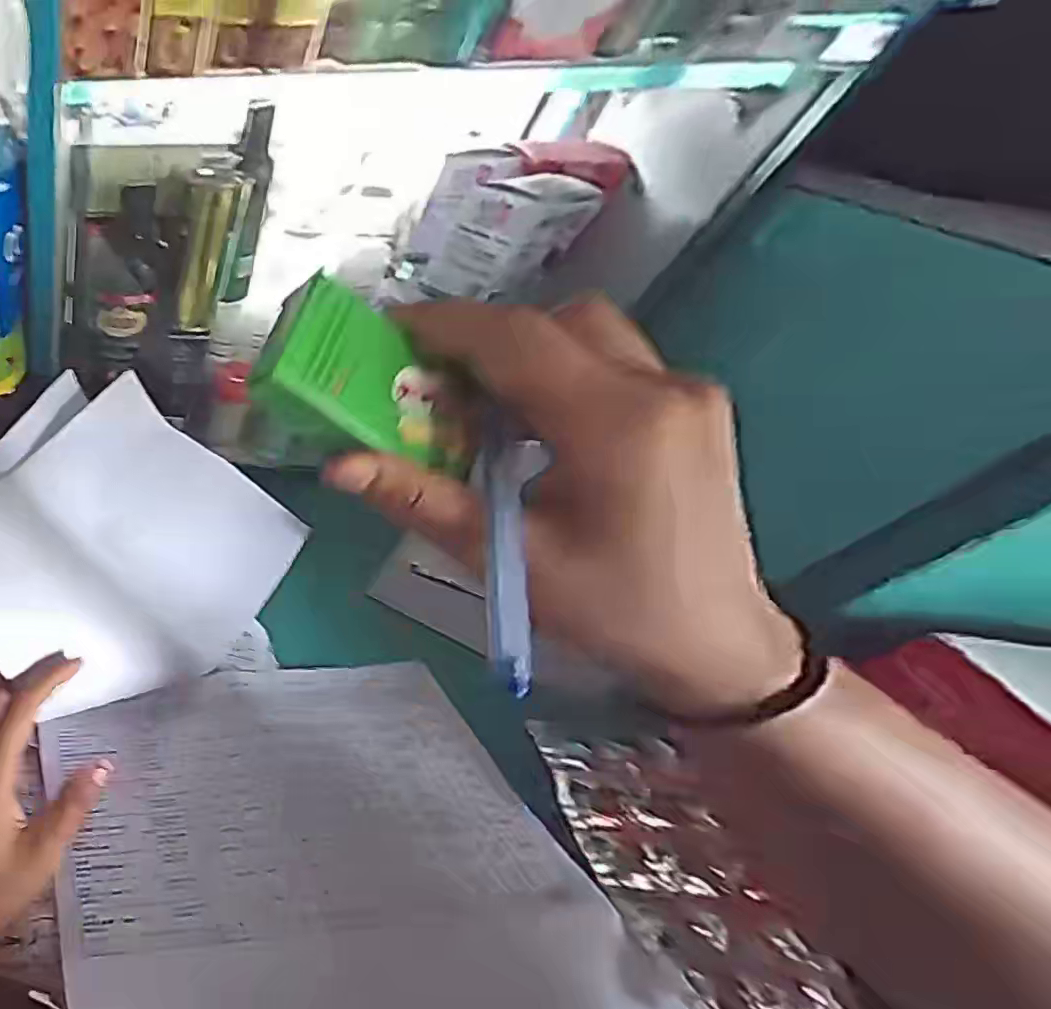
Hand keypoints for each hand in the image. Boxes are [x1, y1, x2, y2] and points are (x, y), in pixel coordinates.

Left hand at [0, 654, 108, 1008]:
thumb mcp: (43, 854)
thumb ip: (72, 805)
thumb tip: (104, 761)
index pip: (18, 710)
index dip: (46, 680)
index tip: (74, 662)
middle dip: (24, 671)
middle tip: (58, 656)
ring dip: (4, 682)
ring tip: (37, 669)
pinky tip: (9, 709)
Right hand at [323, 295, 799, 717]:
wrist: (714, 643)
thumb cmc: (607, 607)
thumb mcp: (500, 555)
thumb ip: (417, 499)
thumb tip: (337, 466)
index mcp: (616, 422)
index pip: (517, 340)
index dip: (444, 325)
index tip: (385, 331)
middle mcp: (659, 387)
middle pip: (552, 322)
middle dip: (476, 336)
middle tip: (419, 372)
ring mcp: (683, 392)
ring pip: (582, 333)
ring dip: (513, 351)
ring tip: (462, 399)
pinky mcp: (686, 407)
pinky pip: (603, 360)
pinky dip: (545, 372)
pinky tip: (516, 423)